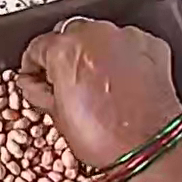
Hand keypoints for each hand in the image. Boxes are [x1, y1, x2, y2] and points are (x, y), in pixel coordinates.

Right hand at [16, 18, 181, 169]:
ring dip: (91, 53)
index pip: (36, 47)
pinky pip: (126, 44)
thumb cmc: (105, 136)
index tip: (34, 76)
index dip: (32, 65)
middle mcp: (94, 35)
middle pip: (67, 34)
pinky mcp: (150, 45)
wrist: (149, 147)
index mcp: (64, 50)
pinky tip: (116, 81)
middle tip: (63, 81)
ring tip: (93, 83)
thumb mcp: (56, 116)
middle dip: (62, 54)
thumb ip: (37, 91)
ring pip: (97, 36)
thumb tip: (32, 84)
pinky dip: (119, 57)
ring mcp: (125, 38)